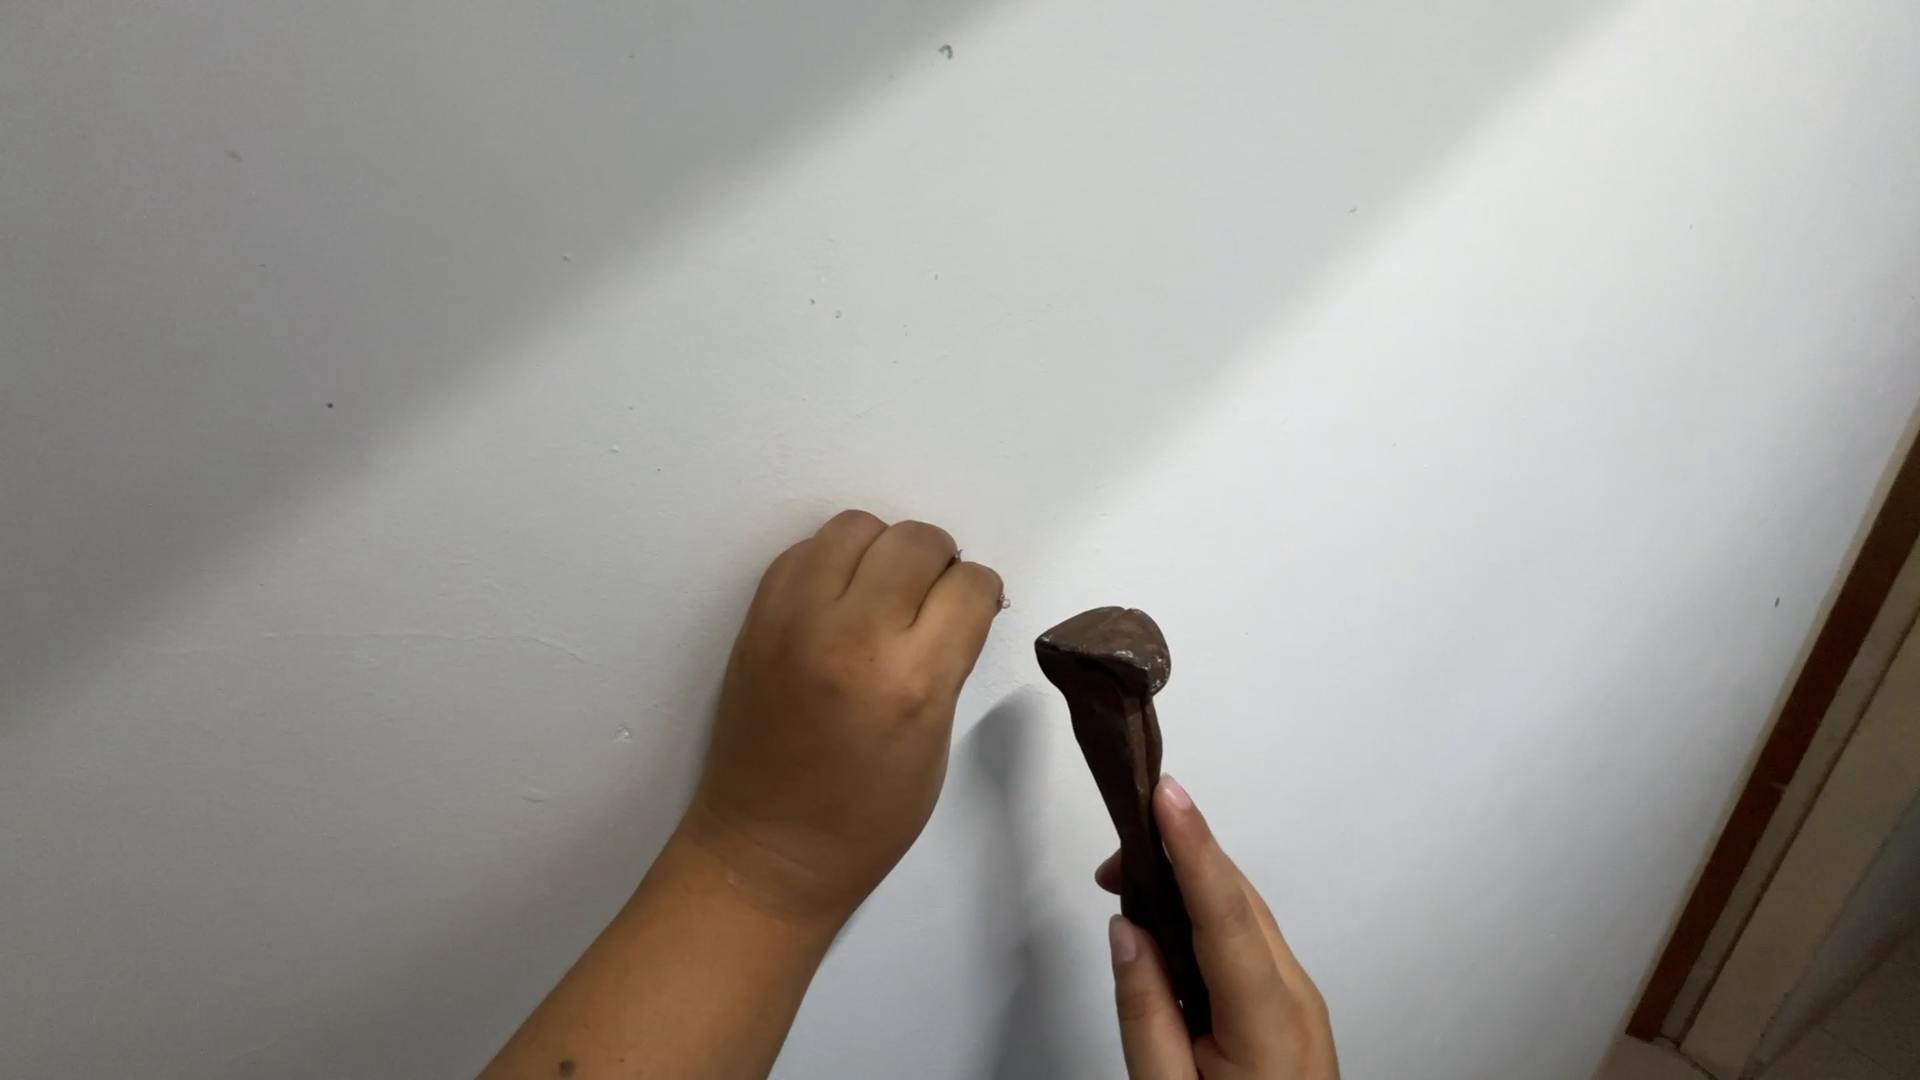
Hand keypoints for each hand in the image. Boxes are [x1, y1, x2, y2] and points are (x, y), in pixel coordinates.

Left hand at [683, 510, 1003, 927]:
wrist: (765, 850)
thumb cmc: (868, 817)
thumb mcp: (936, 740)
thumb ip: (950, 660)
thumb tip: (959, 603)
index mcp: (913, 680)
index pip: (969, 586)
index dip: (979, 593)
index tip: (971, 609)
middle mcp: (854, 636)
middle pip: (915, 540)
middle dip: (939, 561)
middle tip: (930, 597)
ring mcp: (795, 621)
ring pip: (856, 526)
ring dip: (882, 549)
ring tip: (881, 590)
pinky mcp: (757, 619)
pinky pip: (804, 550)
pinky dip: (831, 561)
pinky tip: (838, 599)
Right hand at [1098, 777, 1337, 1078]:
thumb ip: (1144, 1011)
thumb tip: (1126, 928)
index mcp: (1268, 1019)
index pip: (1225, 911)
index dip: (1193, 844)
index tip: (1166, 793)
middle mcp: (1295, 994)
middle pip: (1234, 898)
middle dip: (1175, 856)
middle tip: (1112, 863)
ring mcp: (1299, 996)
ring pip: (1241, 909)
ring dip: (1185, 881)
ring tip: (1128, 886)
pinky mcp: (1289, 1001)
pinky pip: (1244, 933)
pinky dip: (1202, 909)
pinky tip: (1165, 921)